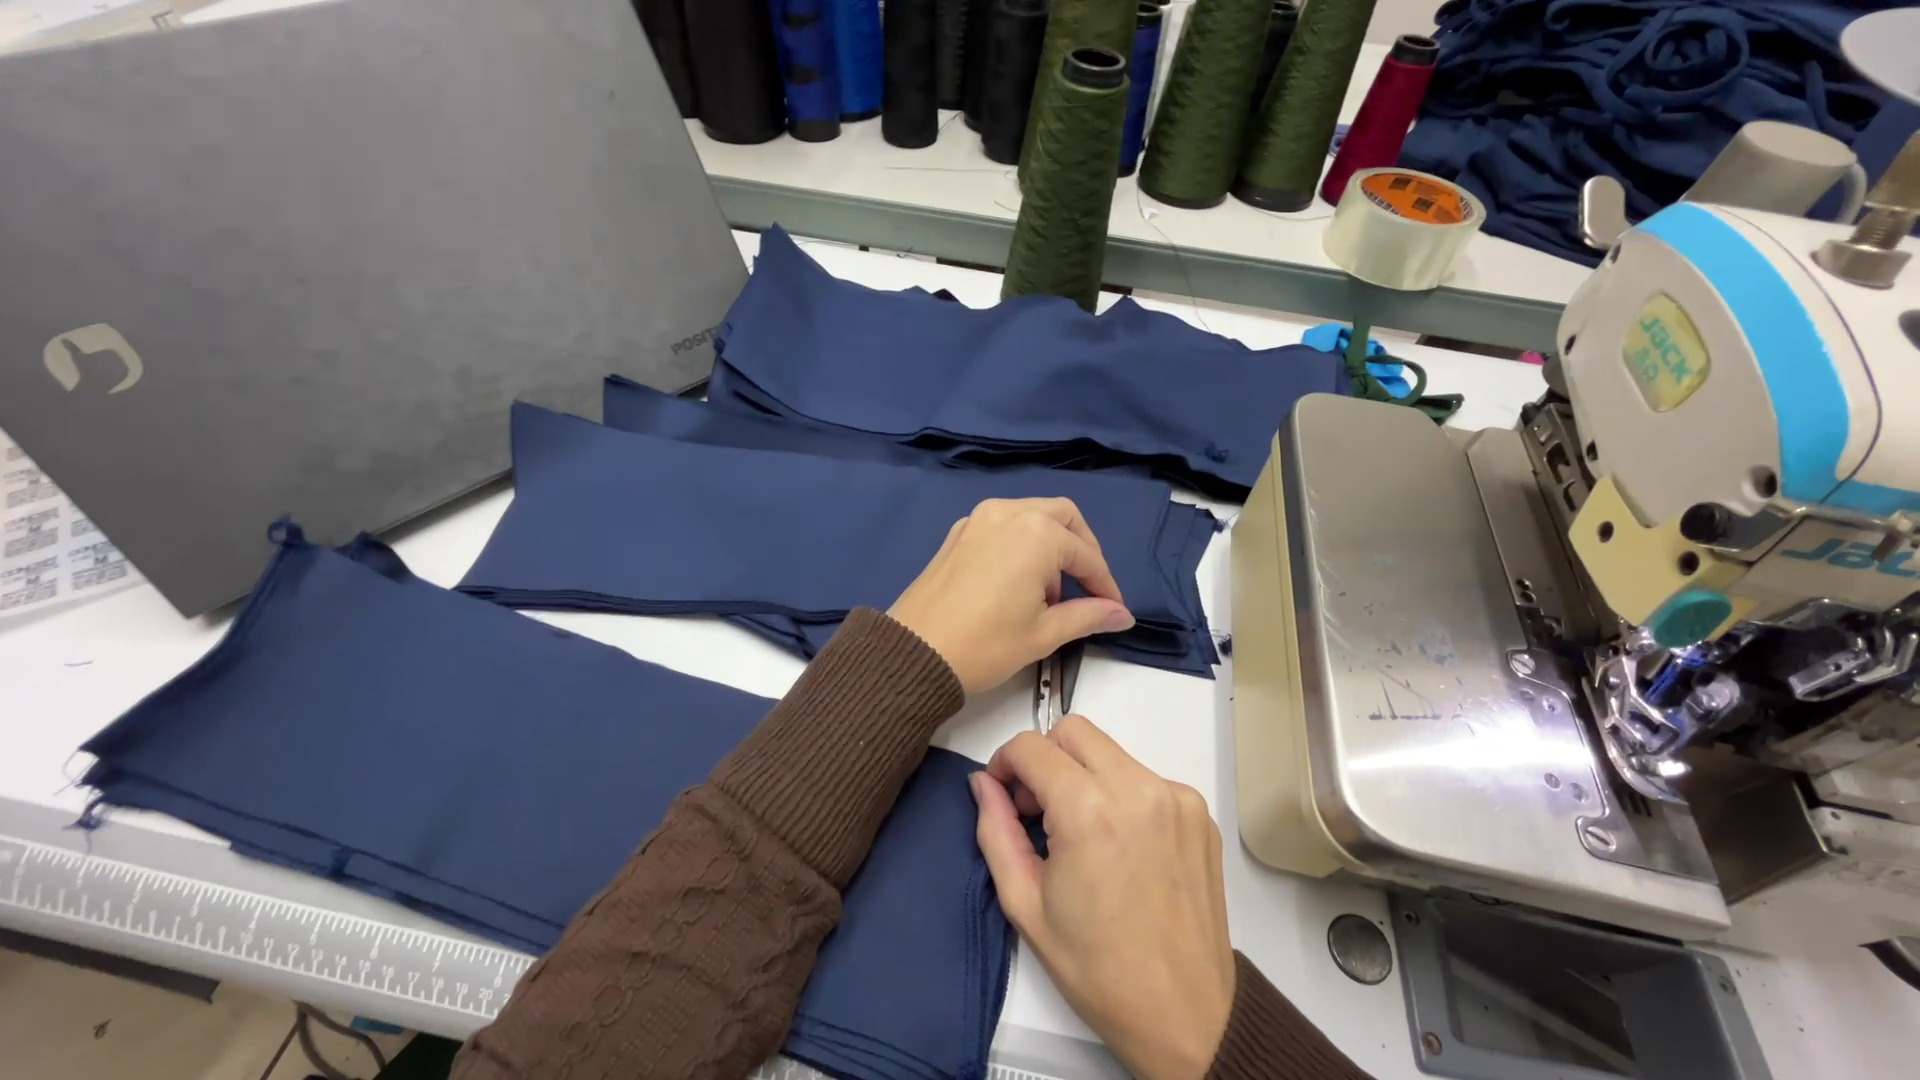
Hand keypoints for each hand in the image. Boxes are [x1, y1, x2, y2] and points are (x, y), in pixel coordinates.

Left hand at [888, 498, 1133, 693]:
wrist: (915, 653)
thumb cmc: (986, 644)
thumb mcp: (1045, 633)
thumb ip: (1089, 615)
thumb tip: (1123, 615)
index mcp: (1036, 532)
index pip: (1086, 555)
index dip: (1105, 585)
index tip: (1113, 610)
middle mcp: (1009, 512)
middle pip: (1063, 517)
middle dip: (1082, 549)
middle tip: (1089, 586)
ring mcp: (978, 519)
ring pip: (1031, 516)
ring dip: (1051, 544)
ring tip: (1051, 592)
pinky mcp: (958, 533)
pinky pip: (1002, 526)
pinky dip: (1021, 543)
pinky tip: (1018, 582)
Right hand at [971, 716, 1235, 1079]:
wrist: (1185, 1013)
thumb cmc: (1098, 969)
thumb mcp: (1025, 904)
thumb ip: (995, 831)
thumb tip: (983, 784)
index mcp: (1088, 810)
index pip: (1031, 746)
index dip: (1005, 762)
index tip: (1002, 792)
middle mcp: (1137, 788)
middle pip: (1074, 731)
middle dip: (1044, 757)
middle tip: (1035, 807)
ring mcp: (1175, 798)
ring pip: (1111, 752)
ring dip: (1083, 774)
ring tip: (1078, 832)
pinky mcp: (1198, 813)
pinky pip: (1145, 779)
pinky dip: (1120, 795)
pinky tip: (1118, 846)